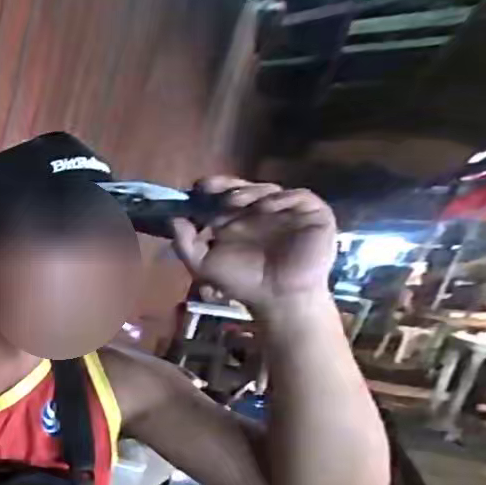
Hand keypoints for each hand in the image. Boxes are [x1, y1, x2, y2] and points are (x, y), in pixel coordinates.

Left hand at [165, 177, 336, 309]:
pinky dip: (281, 198)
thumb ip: (186, 244)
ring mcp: (287, 211)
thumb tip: (172, 220)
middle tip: (212, 188)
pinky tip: (265, 206)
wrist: (277, 298)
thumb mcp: (204, 264)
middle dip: (227, 186)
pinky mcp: (313, 213)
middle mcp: (260, 212)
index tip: (197, 188)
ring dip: (249, 191)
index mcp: (236, 221)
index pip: (224, 197)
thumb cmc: (242, 282)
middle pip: (245, 189)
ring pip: (269, 190)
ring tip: (233, 200)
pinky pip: (299, 197)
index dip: (212, 190)